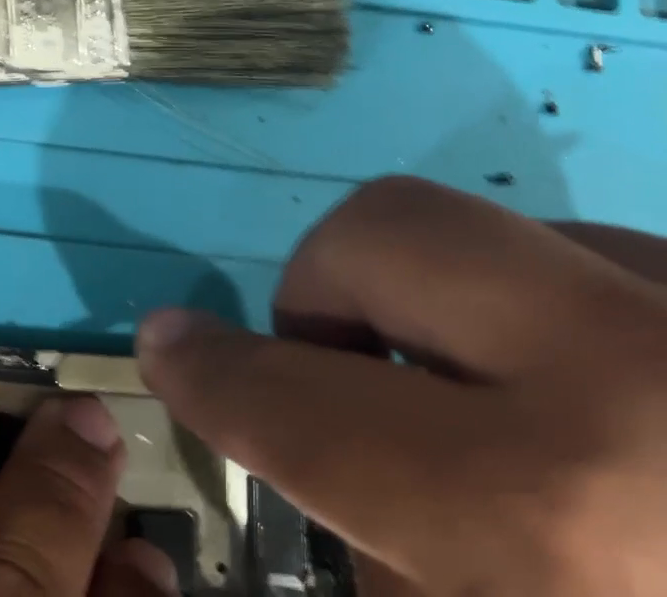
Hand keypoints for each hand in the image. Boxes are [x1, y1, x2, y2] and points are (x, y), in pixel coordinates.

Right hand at [138, 175, 666, 595]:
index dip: (209, 372)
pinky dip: (589, 319)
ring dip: (470, 310)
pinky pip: (632, 262)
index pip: (293, 400)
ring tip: (525, 409)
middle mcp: (646, 382)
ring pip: (516, 231)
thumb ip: (387, 563)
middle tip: (357, 373)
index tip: (174, 351)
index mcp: (551, 513)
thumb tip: (321, 480)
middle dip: (327, 287)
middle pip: (384, 234)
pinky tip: (633, 412)